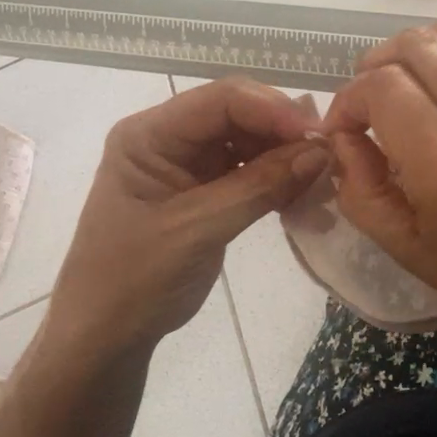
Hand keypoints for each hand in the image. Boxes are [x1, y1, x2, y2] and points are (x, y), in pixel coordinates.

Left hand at [46, 78, 329, 355]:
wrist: (107, 336)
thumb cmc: (135, 280)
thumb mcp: (197, 230)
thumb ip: (259, 187)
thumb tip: (322, 151)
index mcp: (149, 135)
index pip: (221, 100)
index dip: (272, 110)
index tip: (316, 136)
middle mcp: (169, 137)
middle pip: (240, 112)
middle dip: (284, 129)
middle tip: (329, 153)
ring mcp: (190, 162)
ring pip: (252, 139)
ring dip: (288, 154)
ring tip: (324, 175)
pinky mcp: (208, 188)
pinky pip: (253, 168)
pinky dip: (281, 178)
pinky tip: (307, 193)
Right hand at [324, 23, 436, 342]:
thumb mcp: (403, 246)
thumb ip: (359, 189)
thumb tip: (341, 136)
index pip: (381, 87)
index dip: (348, 99)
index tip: (344, 129)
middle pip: (413, 47)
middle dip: (373, 66)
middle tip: (367, 104)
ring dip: (411, 50)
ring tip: (400, 84)